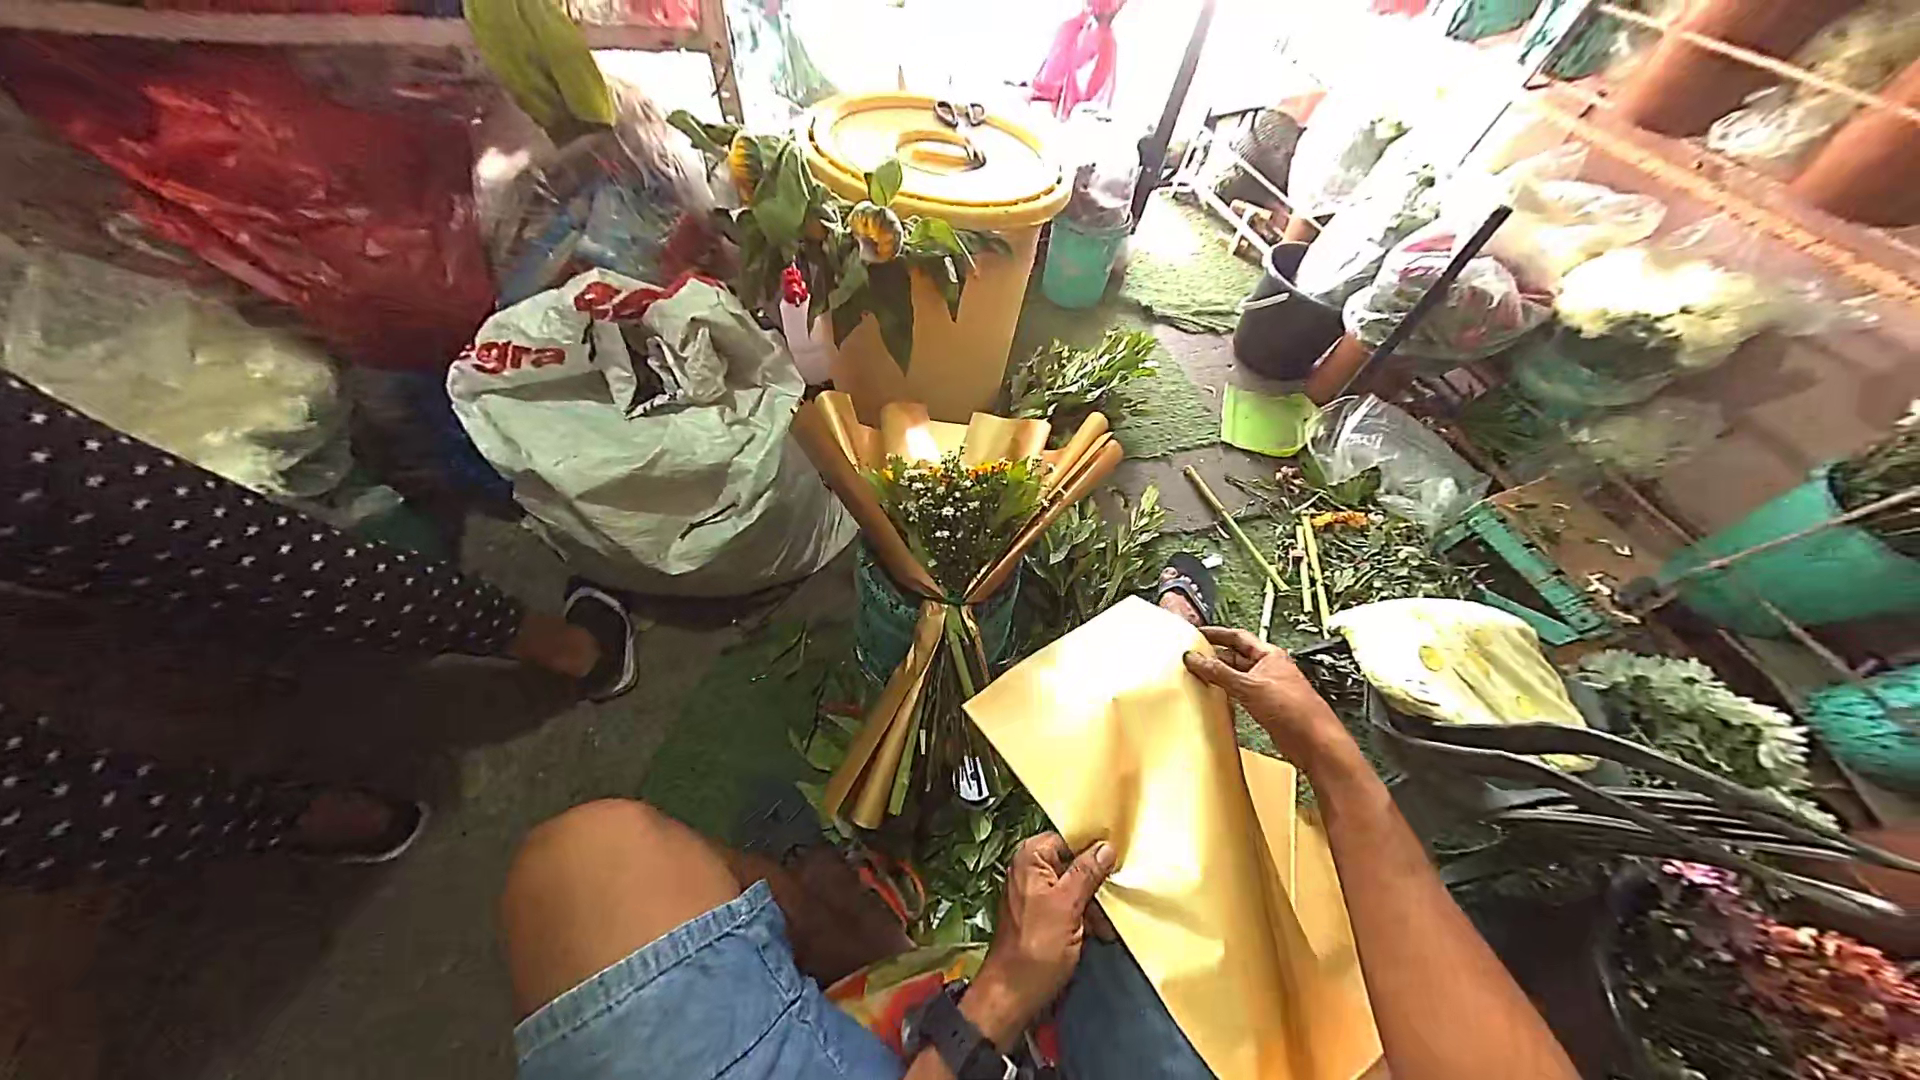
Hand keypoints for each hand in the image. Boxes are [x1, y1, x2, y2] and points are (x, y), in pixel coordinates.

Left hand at [965, 833, 1116, 1047]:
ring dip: (1093, 904)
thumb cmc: (1038, 945)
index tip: (1116, 858)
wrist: (1014, 993)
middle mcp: (1030, 868)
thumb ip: (1087, 873)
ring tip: (1105, 925)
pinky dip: (1084, 917)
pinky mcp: (1042, 914)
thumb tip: (1106, 846)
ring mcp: (1035, 892)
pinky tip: (1099, 933)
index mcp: (1031, 856)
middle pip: (1072, 862)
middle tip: (1114, 897)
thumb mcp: (1068, 905)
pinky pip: (1068, 905)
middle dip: (1095, 882)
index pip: (1067, 838)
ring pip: (1073, 886)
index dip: (1091, 848)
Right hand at [1183, 626, 1354, 773]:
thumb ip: (1218, 672)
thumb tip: (1195, 659)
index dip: (1217, 633)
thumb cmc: (1296, 710)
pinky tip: (1216, 696)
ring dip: (1219, 675)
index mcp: (1270, 655)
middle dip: (1215, 655)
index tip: (1200, 633)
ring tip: (1199, 674)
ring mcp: (1267, 688)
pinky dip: (1226, 692)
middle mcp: (1269, 669)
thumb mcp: (1248, 685)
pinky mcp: (1265, 707)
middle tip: (1193, 656)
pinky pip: (1239, 693)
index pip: (1238, 637)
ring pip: (1236, 675)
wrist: (1314, 743)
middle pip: (1236, 656)